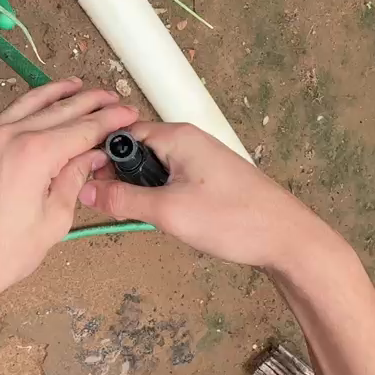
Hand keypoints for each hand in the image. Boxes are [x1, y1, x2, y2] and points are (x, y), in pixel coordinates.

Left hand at [0, 80, 135, 310]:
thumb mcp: (53, 220)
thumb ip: (74, 180)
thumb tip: (91, 158)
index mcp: (34, 154)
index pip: (82, 129)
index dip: (109, 121)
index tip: (128, 114)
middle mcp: (10, 137)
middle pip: (59, 110)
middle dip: (90, 103)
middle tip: (113, 99)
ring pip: (30, 103)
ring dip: (58, 93)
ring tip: (79, 86)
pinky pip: (9, 113)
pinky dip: (29, 103)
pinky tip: (40, 102)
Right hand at [78, 122, 323, 270]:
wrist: (289, 240)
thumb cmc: (233, 220)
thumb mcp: (168, 212)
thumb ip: (123, 199)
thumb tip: (85, 191)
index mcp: (176, 136)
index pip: (122, 134)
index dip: (101, 157)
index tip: (86, 182)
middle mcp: (188, 138)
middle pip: (136, 148)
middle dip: (119, 173)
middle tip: (110, 203)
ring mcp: (201, 156)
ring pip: (153, 164)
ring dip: (140, 186)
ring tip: (136, 211)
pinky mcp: (210, 175)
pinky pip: (171, 175)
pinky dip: (159, 191)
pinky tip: (163, 214)